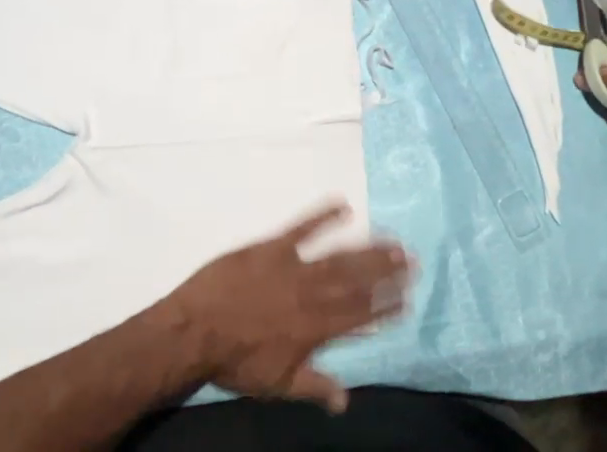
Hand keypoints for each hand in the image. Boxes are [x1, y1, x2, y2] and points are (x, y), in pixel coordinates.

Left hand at [163, 204, 411, 412]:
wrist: (195, 331)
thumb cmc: (235, 361)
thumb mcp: (277, 384)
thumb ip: (314, 386)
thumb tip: (346, 400)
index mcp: (315, 328)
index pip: (359, 316)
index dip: (385, 307)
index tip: (408, 297)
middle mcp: (312, 295)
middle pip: (356, 281)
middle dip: (386, 272)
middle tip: (411, 260)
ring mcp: (293, 267)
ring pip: (339, 256)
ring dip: (368, 248)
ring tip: (392, 239)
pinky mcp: (271, 247)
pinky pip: (302, 227)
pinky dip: (323, 215)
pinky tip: (343, 205)